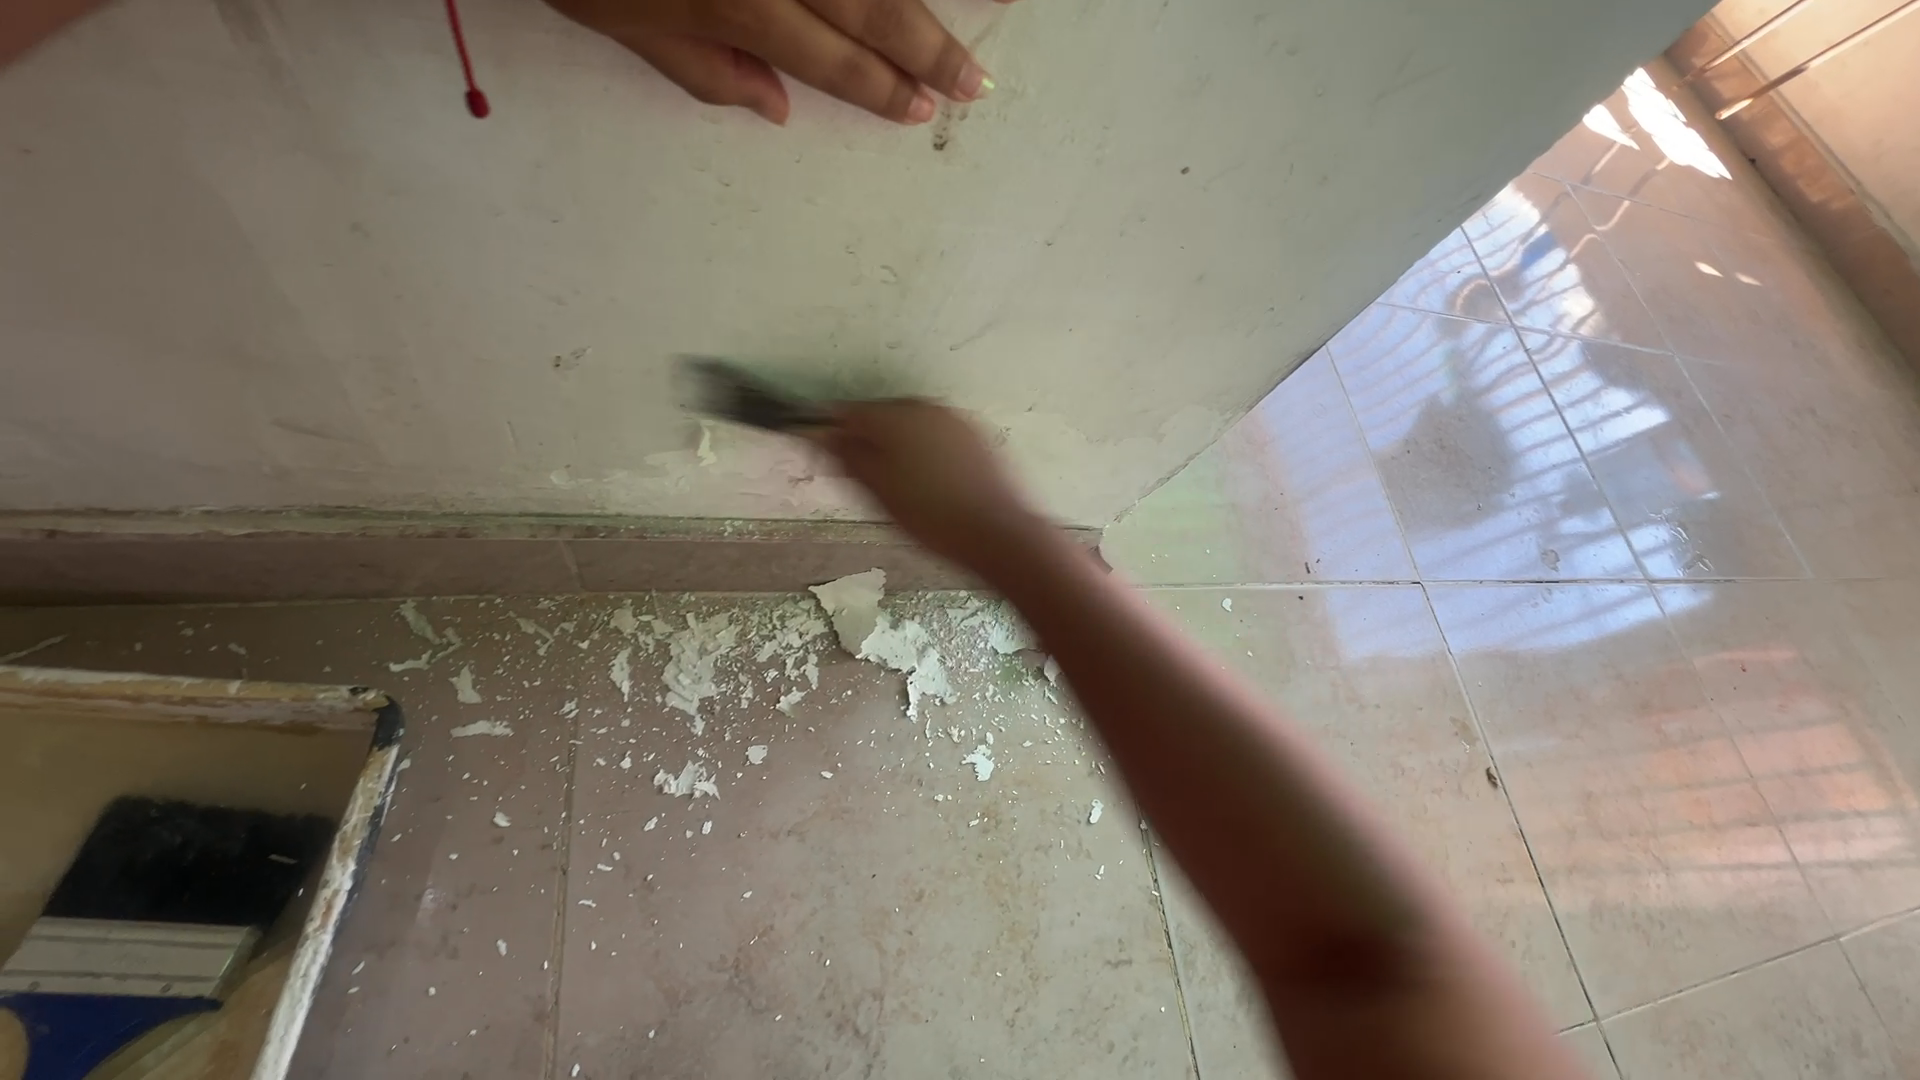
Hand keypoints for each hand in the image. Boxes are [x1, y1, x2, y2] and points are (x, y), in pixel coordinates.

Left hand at [543, 0, 1007, 125]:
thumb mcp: (618, 17)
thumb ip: (704, 68)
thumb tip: (780, 109)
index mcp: (734, 2)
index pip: (832, 60)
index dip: (879, 90)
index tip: (922, 111)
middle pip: (869, 9)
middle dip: (928, 50)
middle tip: (975, 85)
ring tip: (990, 14)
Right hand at [811, 400, 1047, 573]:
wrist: (1001, 534)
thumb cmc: (934, 519)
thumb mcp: (879, 493)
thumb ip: (847, 458)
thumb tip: (822, 435)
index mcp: (897, 416)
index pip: (849, 412)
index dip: (834, 434)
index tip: (830, 458)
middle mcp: (928, 408)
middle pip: (884, 416)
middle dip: (871, 441)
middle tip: (868, 481)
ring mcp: (958, 420)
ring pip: (914, 426)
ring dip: (901, 447)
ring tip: (903, 488)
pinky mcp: (980, 438)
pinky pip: (941, 437)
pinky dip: (930, 453)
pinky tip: (933, 486)